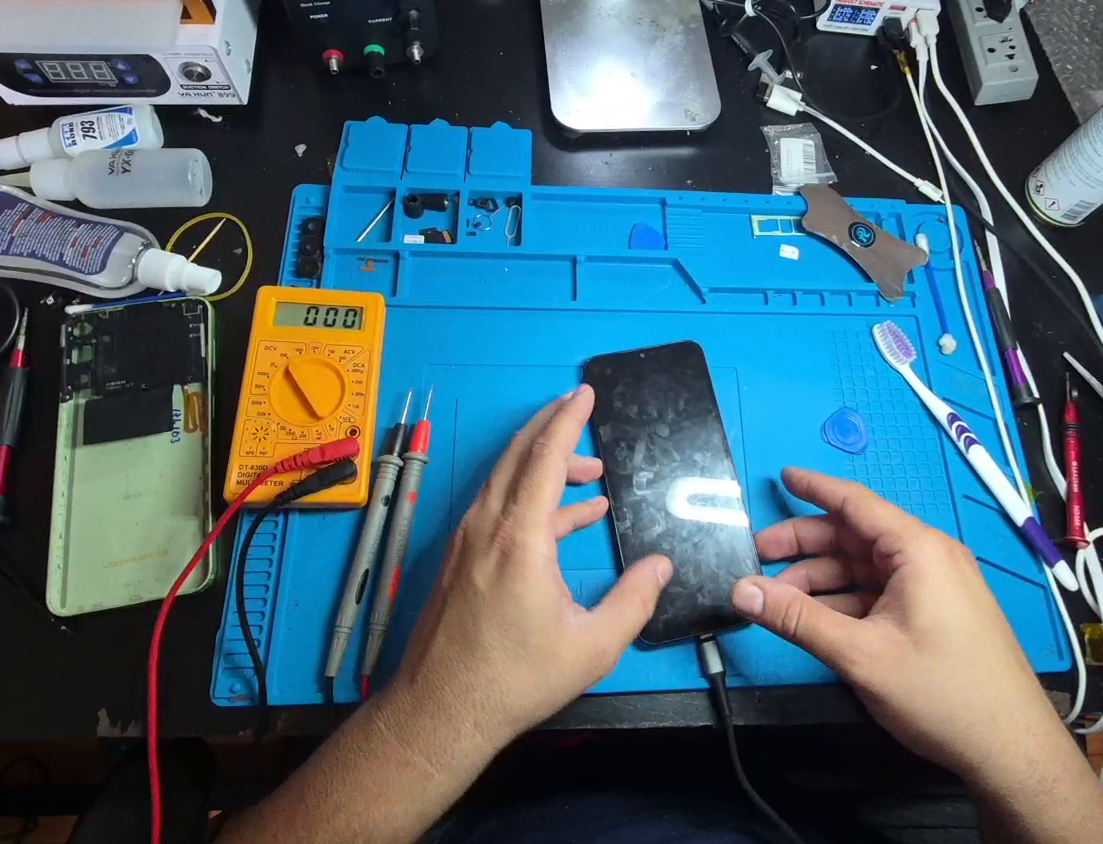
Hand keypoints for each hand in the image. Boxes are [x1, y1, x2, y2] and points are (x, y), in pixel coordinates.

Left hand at [387, 385, 672, 753]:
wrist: (441, 710)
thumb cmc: (516, 678)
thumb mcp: (591, 647)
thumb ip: (633, 601)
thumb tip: (661, 565)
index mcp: (520, 537)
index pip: (544, 456)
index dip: (568, 419)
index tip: (585, 392)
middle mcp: (488, 524)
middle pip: (519, 453)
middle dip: (553, 424)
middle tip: (582, 406)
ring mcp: (469, 537)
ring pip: (508, 478)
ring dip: (547, 463)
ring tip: (591, 471)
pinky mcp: (463, 554)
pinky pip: (502, 506)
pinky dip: (536, 498)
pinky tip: (572, 514)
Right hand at [731, 468, 1068, 785]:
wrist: (1013, 754)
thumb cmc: (942, 693)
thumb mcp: (860, 654)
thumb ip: (797, 618)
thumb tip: (741, 591)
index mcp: (917, 549)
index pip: (855, 502)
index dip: (814, 488)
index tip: (780, 477)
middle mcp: (926, 557)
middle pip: (853, 536)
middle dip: (805, 545)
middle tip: (758, 557)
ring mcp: (933, 586)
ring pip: (862, 568)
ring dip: (820, 579)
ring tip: (777, 598)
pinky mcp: (934, 613)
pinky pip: (878, 592)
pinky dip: (843, 599)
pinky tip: (814, 619)